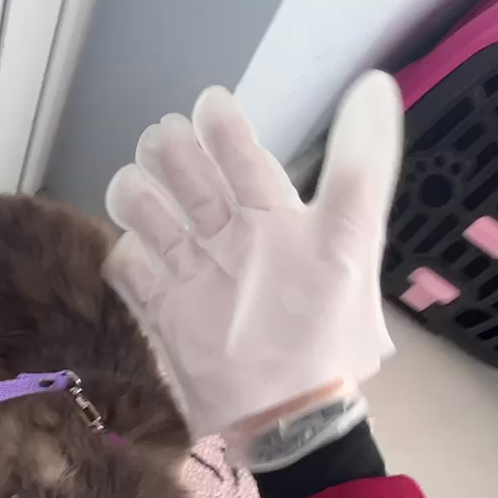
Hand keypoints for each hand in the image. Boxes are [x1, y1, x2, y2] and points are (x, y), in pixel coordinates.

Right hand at [103, 72, 404, 467]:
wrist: (280, 412)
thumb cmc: (319, 330)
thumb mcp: (349, 244)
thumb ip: (358, 168)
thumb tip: (372, 85)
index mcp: (274, 224)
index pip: (246, 166)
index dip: (226, 134)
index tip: (207, 104)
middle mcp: (230, 245)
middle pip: (191, 189)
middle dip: (173, 159)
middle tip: (157, 139)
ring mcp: (192, 279)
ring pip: (155, 224)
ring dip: (139, 201)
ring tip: (130, 185)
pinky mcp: (164, 314)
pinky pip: (133, 276)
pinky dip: (125, 259)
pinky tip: (127, 250)